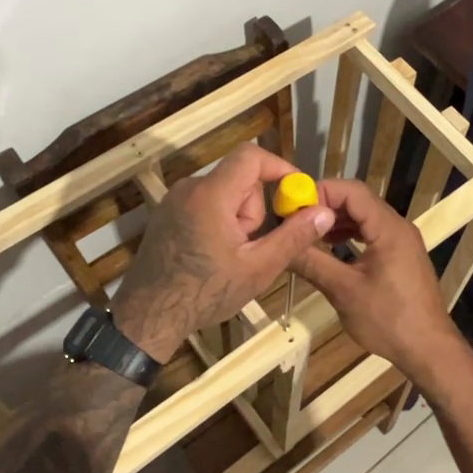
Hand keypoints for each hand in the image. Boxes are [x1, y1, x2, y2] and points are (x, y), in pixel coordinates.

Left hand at [112, 144, 333, 361]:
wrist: (148, 316)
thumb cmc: (205, 293)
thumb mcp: (257, 269)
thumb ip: (293, 237)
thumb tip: (324, 211)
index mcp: (212, 194)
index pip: (251, 156)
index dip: (279, 167)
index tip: (296, 193)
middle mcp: (190, 188)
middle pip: (239, 179)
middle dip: (254, 209)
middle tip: (250, 247)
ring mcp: (174, 200)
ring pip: (223, 193)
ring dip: (236, 219)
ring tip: (228, 257)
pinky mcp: (167, 213)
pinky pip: (205, 203)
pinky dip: (217, 221)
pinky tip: (211, 255)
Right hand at [291, 180, 468, 384]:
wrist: (429, 350)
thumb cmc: (388, 319)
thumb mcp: (344, 291)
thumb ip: (312, 263)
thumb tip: (281, 245)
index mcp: (388, 229)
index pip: (352, 191)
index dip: (321, 192)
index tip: (293, 206)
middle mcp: (398, 227)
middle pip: (358, 201)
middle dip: (325, 206)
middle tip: (295, 219)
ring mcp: (402, 241)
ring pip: (365, 217)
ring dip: (336, 221)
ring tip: (308, 234)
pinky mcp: (401, 256)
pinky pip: (372, 233)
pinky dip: (350, 234)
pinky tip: (331, 247)